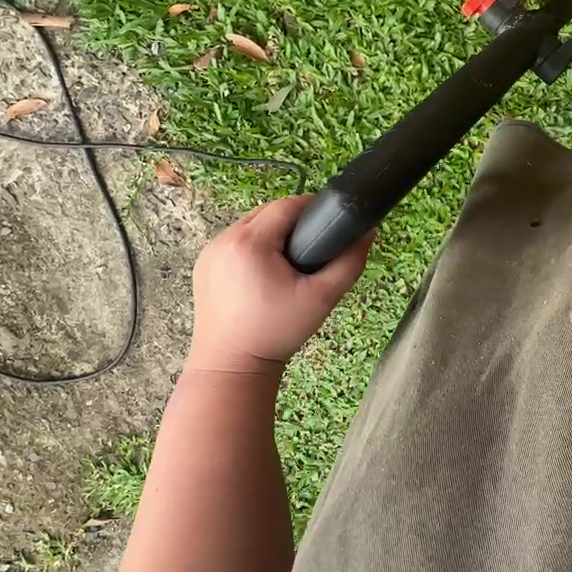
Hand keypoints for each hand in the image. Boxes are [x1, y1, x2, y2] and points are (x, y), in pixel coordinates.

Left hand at [185, 195, 370, 376]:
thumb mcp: (323, 297)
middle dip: (294, 221)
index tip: (331, 225)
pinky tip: (269, 269)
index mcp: (249, 243)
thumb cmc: (276, 331)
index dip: (313, 208)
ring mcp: (209, 253)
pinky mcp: (203, 267)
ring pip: (251, 225)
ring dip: (274, 232)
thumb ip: (350, 261)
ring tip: (294, 258)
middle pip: (267, 212)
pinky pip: (236, 242)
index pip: (287, 205)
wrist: (231, 367)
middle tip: (316, 246)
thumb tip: (369, 232)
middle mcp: (223, 241)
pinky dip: (255, 246)